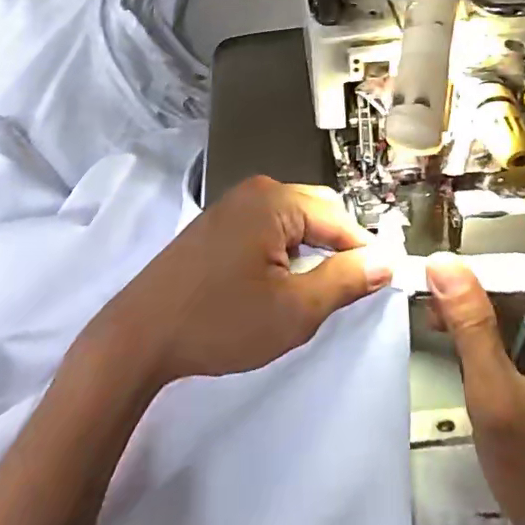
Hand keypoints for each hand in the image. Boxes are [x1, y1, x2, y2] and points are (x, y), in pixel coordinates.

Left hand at [85, 176, 389, 384]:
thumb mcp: (294, 310)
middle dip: (336, 248)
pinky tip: (274, 284)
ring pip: (292, 220)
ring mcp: (231, 204)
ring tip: (308, 294)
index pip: (341, 219)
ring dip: (308, 251)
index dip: (365, 251)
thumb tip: (384, 261)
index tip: (382, 282)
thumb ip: (345, 281)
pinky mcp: (216, 224)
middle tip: (343, 293)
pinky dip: (282, 251)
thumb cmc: (220, 322)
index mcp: (275, 201)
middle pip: (317, 211)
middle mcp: (254, 191)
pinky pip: (266, 227)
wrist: (140, 334)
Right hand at [426, 253, 524, 524]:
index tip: (435, 296)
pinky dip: (512, 368)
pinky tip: (487, 383)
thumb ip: (472, 329)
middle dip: (484, 318)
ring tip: (458, 356)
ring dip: (495, 343)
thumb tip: (445, 263)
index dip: (480, 287)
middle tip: (437, 325)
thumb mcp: (499, 400)